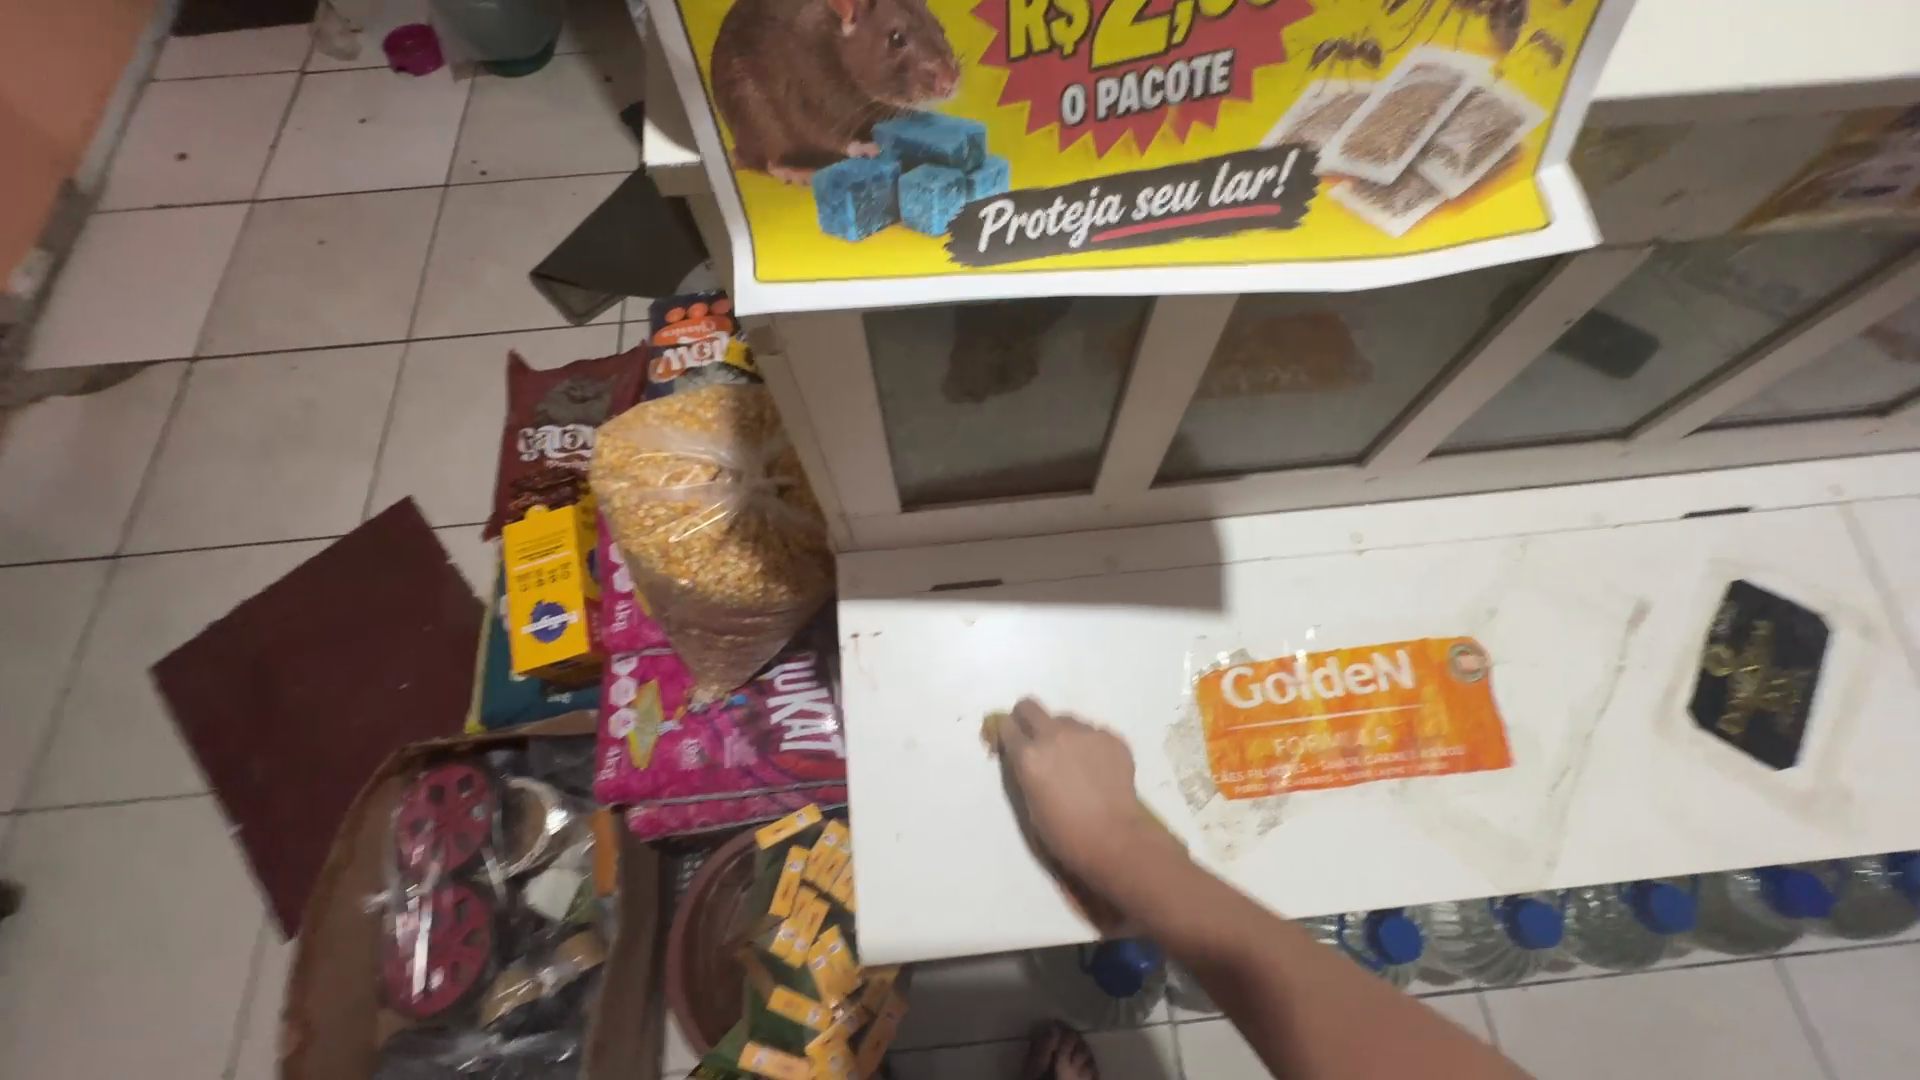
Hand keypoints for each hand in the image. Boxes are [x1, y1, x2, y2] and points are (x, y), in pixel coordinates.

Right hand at [994, 698, 1171, 892]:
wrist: (1116, 839)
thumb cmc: (1065, 834)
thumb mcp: (1029, 804)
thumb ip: (1024, 772)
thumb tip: (1024, 756)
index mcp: (1028, 755)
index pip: (1006, 726)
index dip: (1007, 733)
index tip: (1011, 742)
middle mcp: (1054, 735)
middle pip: (1030, 706)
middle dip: (1027, 718)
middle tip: (1036, 739)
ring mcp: (1085, 732)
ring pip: (1066, 720)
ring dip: (1063, 734)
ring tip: (1076, 763)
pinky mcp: (1111, 737)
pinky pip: (1093, 732)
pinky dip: (1091, 746)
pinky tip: (1099, 770)